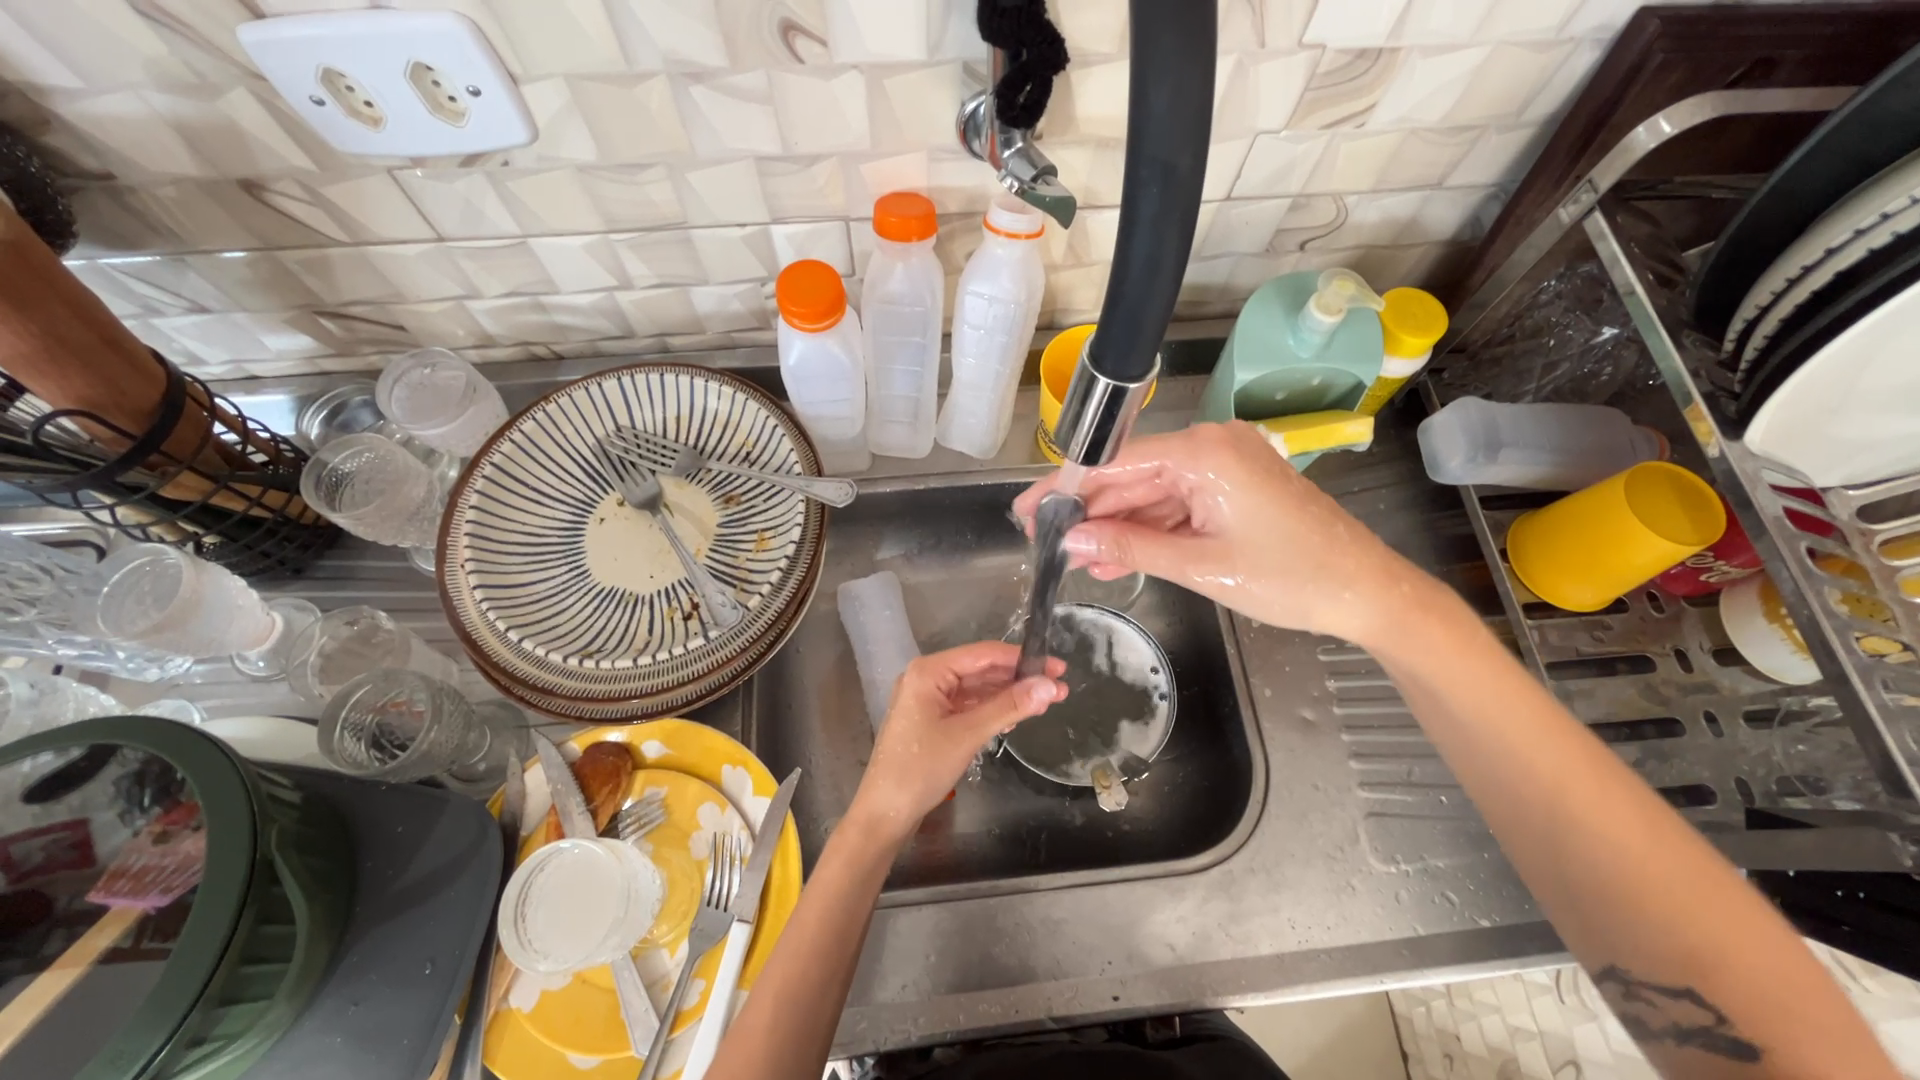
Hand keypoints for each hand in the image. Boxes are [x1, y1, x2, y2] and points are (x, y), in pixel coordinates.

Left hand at [847, 642, 1066, 843]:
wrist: (885, 812)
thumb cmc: (920, 768)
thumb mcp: (968, 735)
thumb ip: (1008, 707)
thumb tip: (1049, 686)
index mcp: (928, 671)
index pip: (983, 654)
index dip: (1022, 659)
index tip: (1058, 667)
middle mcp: (926, 678)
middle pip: (981, 670)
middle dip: (1019, 679)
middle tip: (1058, 688)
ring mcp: (928, 700)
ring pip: (976, 689)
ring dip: (1008, 696)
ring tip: (1045, 703)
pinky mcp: (931, 721)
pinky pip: (967, 707)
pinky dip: (991, 710)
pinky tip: (1015, 718)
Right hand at [1012, 422, 1433, 645]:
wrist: (1367, 592)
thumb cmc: (1291, 578)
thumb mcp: (1200, 565)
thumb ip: (1130, 546)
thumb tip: (1073, 539)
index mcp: (1204, 452)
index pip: (1116, 462)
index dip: (1067, 489)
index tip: (1032, 512)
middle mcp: (1212, 447)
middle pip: (1132, 476)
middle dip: (1091, 512)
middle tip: (1048, 543)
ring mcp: (1225, 467)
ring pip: (1153, 494)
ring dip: (1118, 527)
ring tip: (1076, 560)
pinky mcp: (1233, 488)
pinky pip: (1179, 506)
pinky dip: (1151, 531)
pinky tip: (1116, 557)